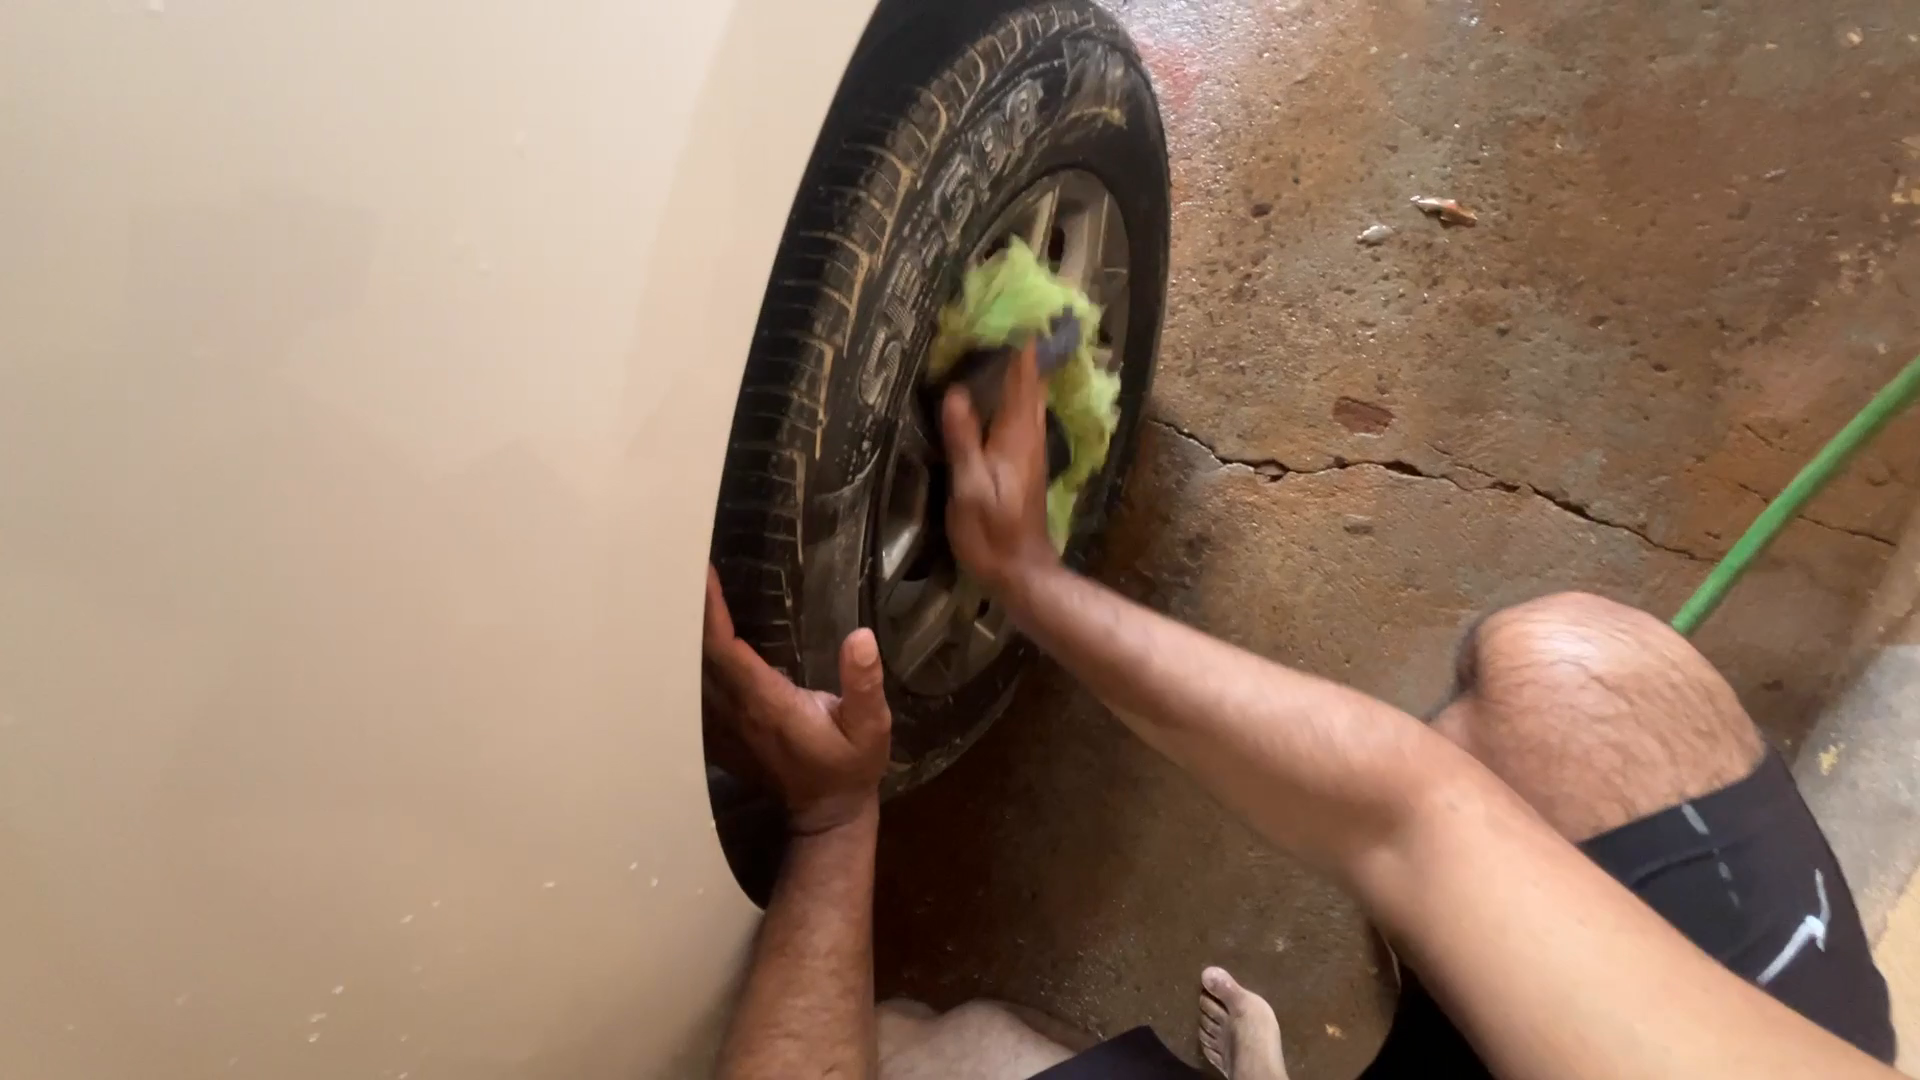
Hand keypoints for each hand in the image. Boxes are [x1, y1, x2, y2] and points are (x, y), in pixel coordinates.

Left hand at [703, 568, 891, 834]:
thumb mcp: (871, 726)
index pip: (726, 650)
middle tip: (681, 566)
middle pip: (698, 656)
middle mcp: (735, 712)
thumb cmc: (851, 764)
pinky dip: (687, 662)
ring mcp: (723, 726)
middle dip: (688, 611)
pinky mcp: (721, 734)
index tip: (702, 573)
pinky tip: (686, 639)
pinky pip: (695, 691)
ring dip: (682, 634)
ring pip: (691, 674)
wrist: (827, 812)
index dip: (710, 612)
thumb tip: (860, 636)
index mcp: (768, 704)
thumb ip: (864, 684)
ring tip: (680, 591)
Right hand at [941, 342, 1060, 598]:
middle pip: (1032, 386)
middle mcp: (1029, 437)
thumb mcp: (969, 487)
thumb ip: (963, 439)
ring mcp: (1030, 451)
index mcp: (1016, 435)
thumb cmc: (992, 531)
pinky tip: (1006, 394)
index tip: (1023, 311)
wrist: (1019, 570)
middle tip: (1021, 317)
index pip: (1022, 380)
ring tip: (1014, 343)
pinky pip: (1024, 417)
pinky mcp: (1025, 465)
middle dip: (1028, 353)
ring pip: (1031, 401)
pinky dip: (1019, 396)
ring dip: (1025, 372)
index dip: (1022, 347)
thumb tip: (956, 392)